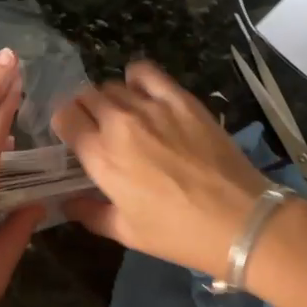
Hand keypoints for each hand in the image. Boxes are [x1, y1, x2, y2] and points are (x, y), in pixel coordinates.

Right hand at [51, 61, 273, 280]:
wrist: (242, 221)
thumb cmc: (180, 234)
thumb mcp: (128, 234)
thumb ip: (90, 214)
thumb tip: (67, 202)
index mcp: (101, 156)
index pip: (65, 117)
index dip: (65, 124)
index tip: (75, 137)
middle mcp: (118, 123)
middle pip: (85, 97)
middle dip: (85, 110)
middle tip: (97, 128)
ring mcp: (149, 107)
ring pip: (112, 85)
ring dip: (109, 98)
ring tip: (123, 115)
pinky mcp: (178, 98)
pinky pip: (145, 72)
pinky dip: (136, 78)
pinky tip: (142, 92)